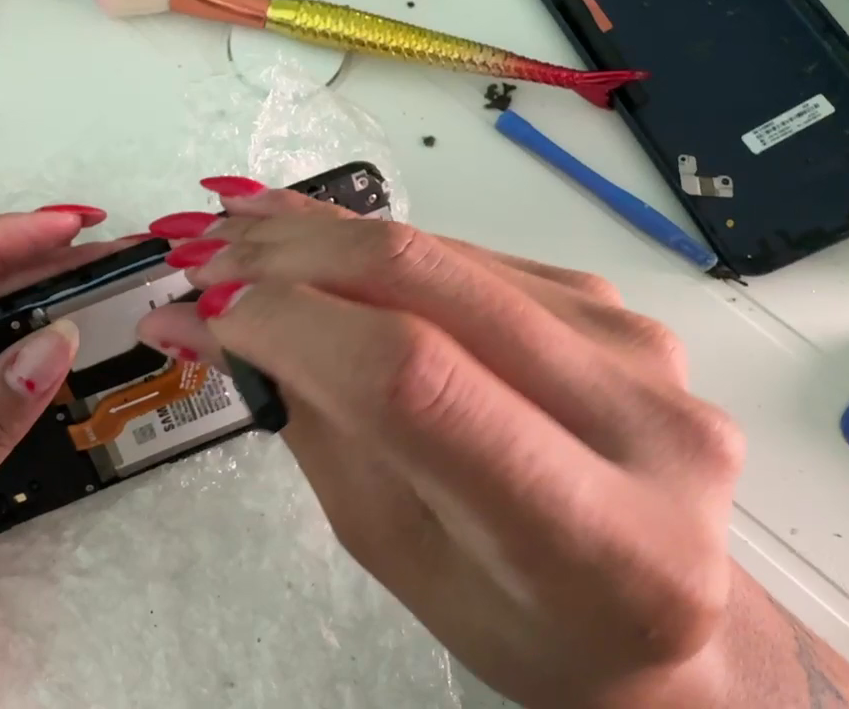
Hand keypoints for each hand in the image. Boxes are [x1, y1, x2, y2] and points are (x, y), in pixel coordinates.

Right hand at [137, 180, 848, 707]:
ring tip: (237, 236)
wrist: (653, 596)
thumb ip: (305, 416)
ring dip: (318, 235)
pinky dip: (371, 246)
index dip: (291, 324)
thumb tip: (195, 318)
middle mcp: (635, 417)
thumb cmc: (509, 613)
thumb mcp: (389, 544)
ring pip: (435, 251)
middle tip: (201, 254)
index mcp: (592, 537)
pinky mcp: (609, 301)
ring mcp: (632, 342)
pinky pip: (462, 255)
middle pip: (423, 281)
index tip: (201, 309)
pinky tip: (314, 245)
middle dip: (290, 254)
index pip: (410, 379)